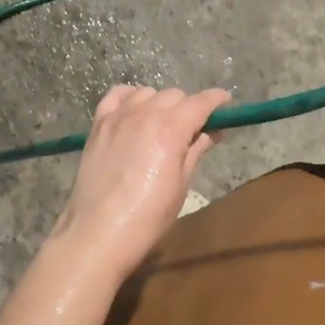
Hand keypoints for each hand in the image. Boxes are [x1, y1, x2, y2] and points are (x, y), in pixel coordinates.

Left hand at [48, 85, 229, 276]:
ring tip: (162, 124)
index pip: (200, 102)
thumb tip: (211, 132)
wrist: (99, 232)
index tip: (226, 103)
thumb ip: (195, 151)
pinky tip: (135, 110)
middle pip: (175, 95)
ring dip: (160, 103)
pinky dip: (130, 96)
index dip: (216, 100)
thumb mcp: (180, 186)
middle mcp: (145, 113)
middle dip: (189, 106)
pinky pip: (117, 94)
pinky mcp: (99, 122)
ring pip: (147, 92)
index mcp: (171, 130)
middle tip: (193, 129)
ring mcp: (119, 115)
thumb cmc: (148, 217)